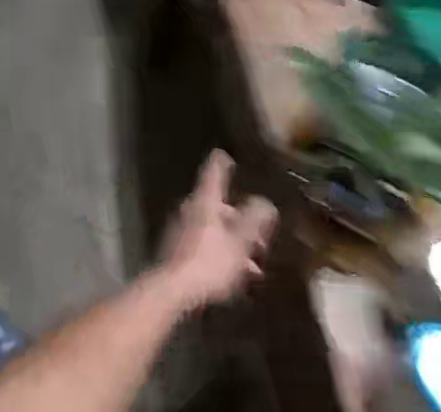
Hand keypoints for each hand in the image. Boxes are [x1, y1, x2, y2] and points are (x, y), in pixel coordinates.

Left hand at [157, 150, 276, 309]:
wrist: (176, 286)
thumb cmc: (211, 261)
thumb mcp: (240, 242)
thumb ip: (254, 221)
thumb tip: (264, 201)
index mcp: (203, 204)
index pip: (212, 177)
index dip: (219, 166)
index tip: (222, 155)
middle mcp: (189, 210)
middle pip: (218, 207)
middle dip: (241, 221)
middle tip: (261, 240)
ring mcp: (183, 227)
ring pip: (216, 227)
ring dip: (237, 242)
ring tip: (255, 264)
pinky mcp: (181, 245)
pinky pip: (209, 242)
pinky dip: (227, 252)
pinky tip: (241, 272)